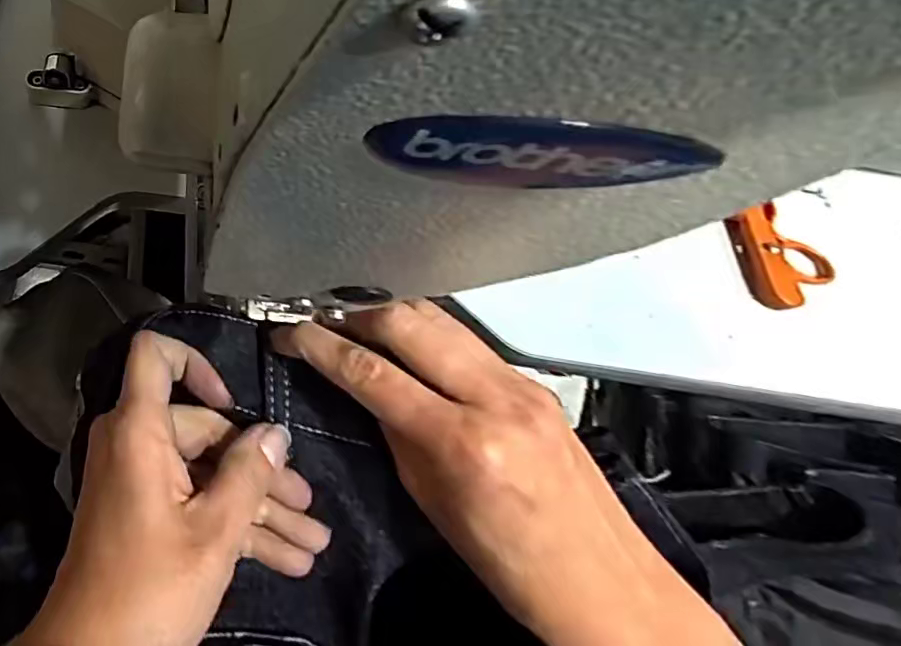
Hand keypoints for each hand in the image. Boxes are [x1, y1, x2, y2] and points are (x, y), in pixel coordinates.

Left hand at [17, 331, 331, 645]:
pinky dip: (233, 525)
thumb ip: (248, 475)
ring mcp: (138, 478)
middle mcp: (134, 441)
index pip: (153, 355)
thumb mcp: (212, 532)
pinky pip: (193, 501)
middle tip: (308, 502)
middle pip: (202, 430)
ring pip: (205, 474)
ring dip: (257, 507)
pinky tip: (287, 558)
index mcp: (139, 427)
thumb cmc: (150, 587)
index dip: (194, 362)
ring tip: (313, 541)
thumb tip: (276, 433)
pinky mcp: (145, 512)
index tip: (232, 401)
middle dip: (260, 470)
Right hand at [274, 301, 733, 645]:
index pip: (372, 372)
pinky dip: (424, 327)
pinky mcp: (533, 381)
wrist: (609, 591)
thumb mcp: (431, 501)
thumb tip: (361, 384)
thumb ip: (395, 431)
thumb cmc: (512, 565)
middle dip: (352, 311)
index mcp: (465, 443)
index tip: (290, 334)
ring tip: (352, 315)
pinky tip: (404, 334)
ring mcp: (521, 383)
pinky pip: (465, 337)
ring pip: (438, 317)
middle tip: (319, 316)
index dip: (320, 345)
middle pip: (406, 322)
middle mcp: (496, 398)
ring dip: (387, 310)